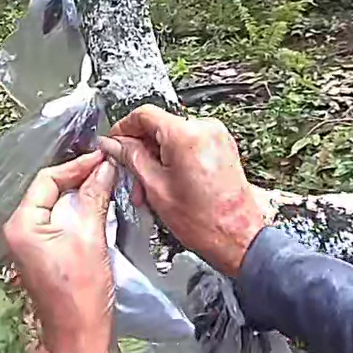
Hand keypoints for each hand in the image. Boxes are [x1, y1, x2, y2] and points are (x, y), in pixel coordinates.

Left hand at [2, 150, 116, 352]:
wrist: (80, 337)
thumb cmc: (81, 291)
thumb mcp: (90, 238)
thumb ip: (95, 198)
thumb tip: (105, 166)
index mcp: (22, 224)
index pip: (46, 179)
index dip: (76, 166)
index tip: (103, 157)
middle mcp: (20, 231)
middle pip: (50, 190)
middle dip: (79, 177)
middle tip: (108, 167)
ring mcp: (31, 244)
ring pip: (57, 206)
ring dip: (82, 193)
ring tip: (108, 181)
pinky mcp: (46, 253)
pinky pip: (61, 222)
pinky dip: (80, 211)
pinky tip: (99, 204)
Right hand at [101, 106, 267, 275]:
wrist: (238, 238)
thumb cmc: (205, 221)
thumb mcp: (155, 188)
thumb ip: (131, 158)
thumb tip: (115, 144)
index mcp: (186, 135)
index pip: (144, 114)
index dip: (122, 128)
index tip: (113, 142)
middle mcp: (205, 129)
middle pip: (159, 126)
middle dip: (139, 150)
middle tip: (129, 173)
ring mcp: (217, 137)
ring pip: (172, 137)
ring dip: (155, 158)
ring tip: (148, 186)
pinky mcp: (223, 147)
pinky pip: (189, 144)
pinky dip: (173, 159)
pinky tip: (166, 182)